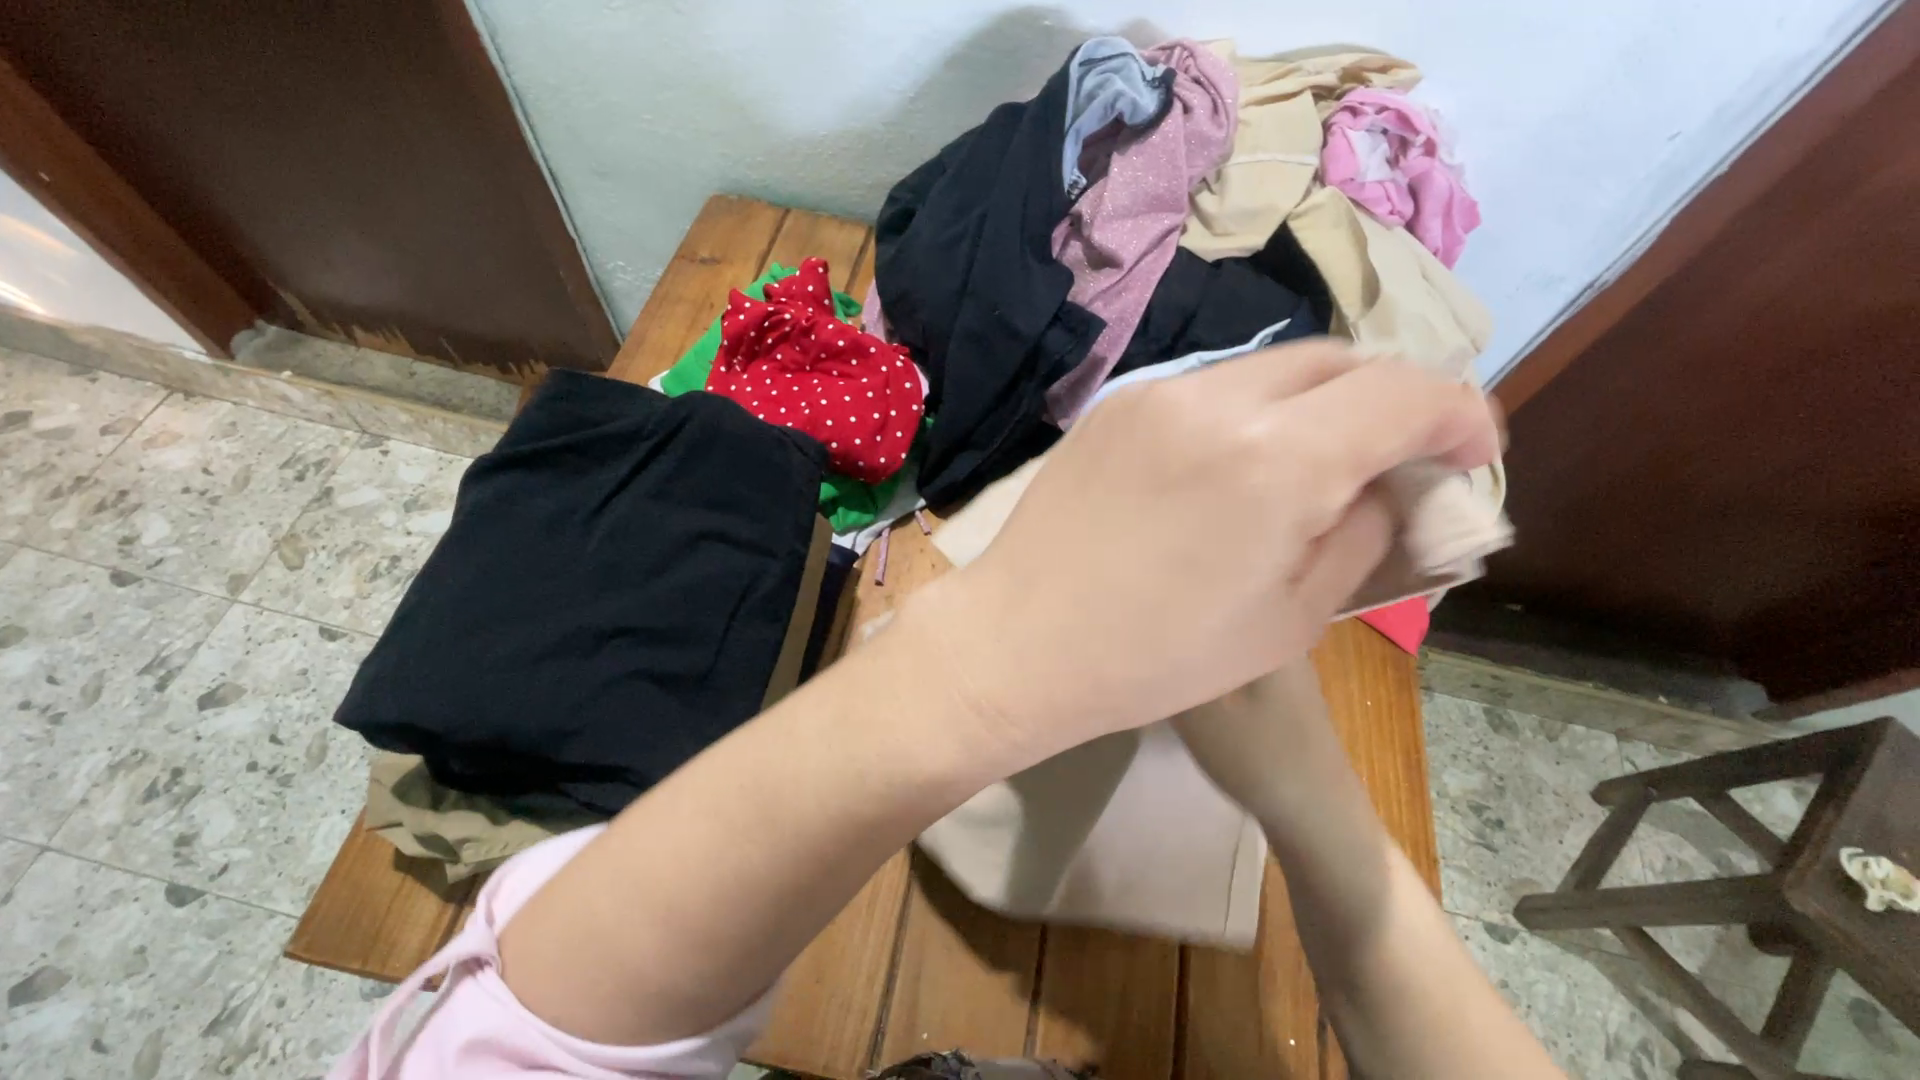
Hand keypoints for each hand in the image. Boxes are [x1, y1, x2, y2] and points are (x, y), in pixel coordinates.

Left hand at [913, 340, 1498, 764]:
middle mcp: (1221, 400)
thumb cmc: (1158, 655)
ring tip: (1322, 461)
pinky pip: (1214, 387)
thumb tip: (1397, 487)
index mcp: (1279, 459)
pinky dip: (1256, 409)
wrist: (1022, 640)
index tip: (1470, 455)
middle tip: (1401, 456)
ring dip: (1322, 400)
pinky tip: (1240, 463)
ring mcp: (1160, 393)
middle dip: (1393, 399)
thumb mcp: (1291, 617)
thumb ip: (1366, 535)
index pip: (1408, 393)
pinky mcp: (1118, 404)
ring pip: (1276, 366)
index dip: (1461, 415)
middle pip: (1344, 360)